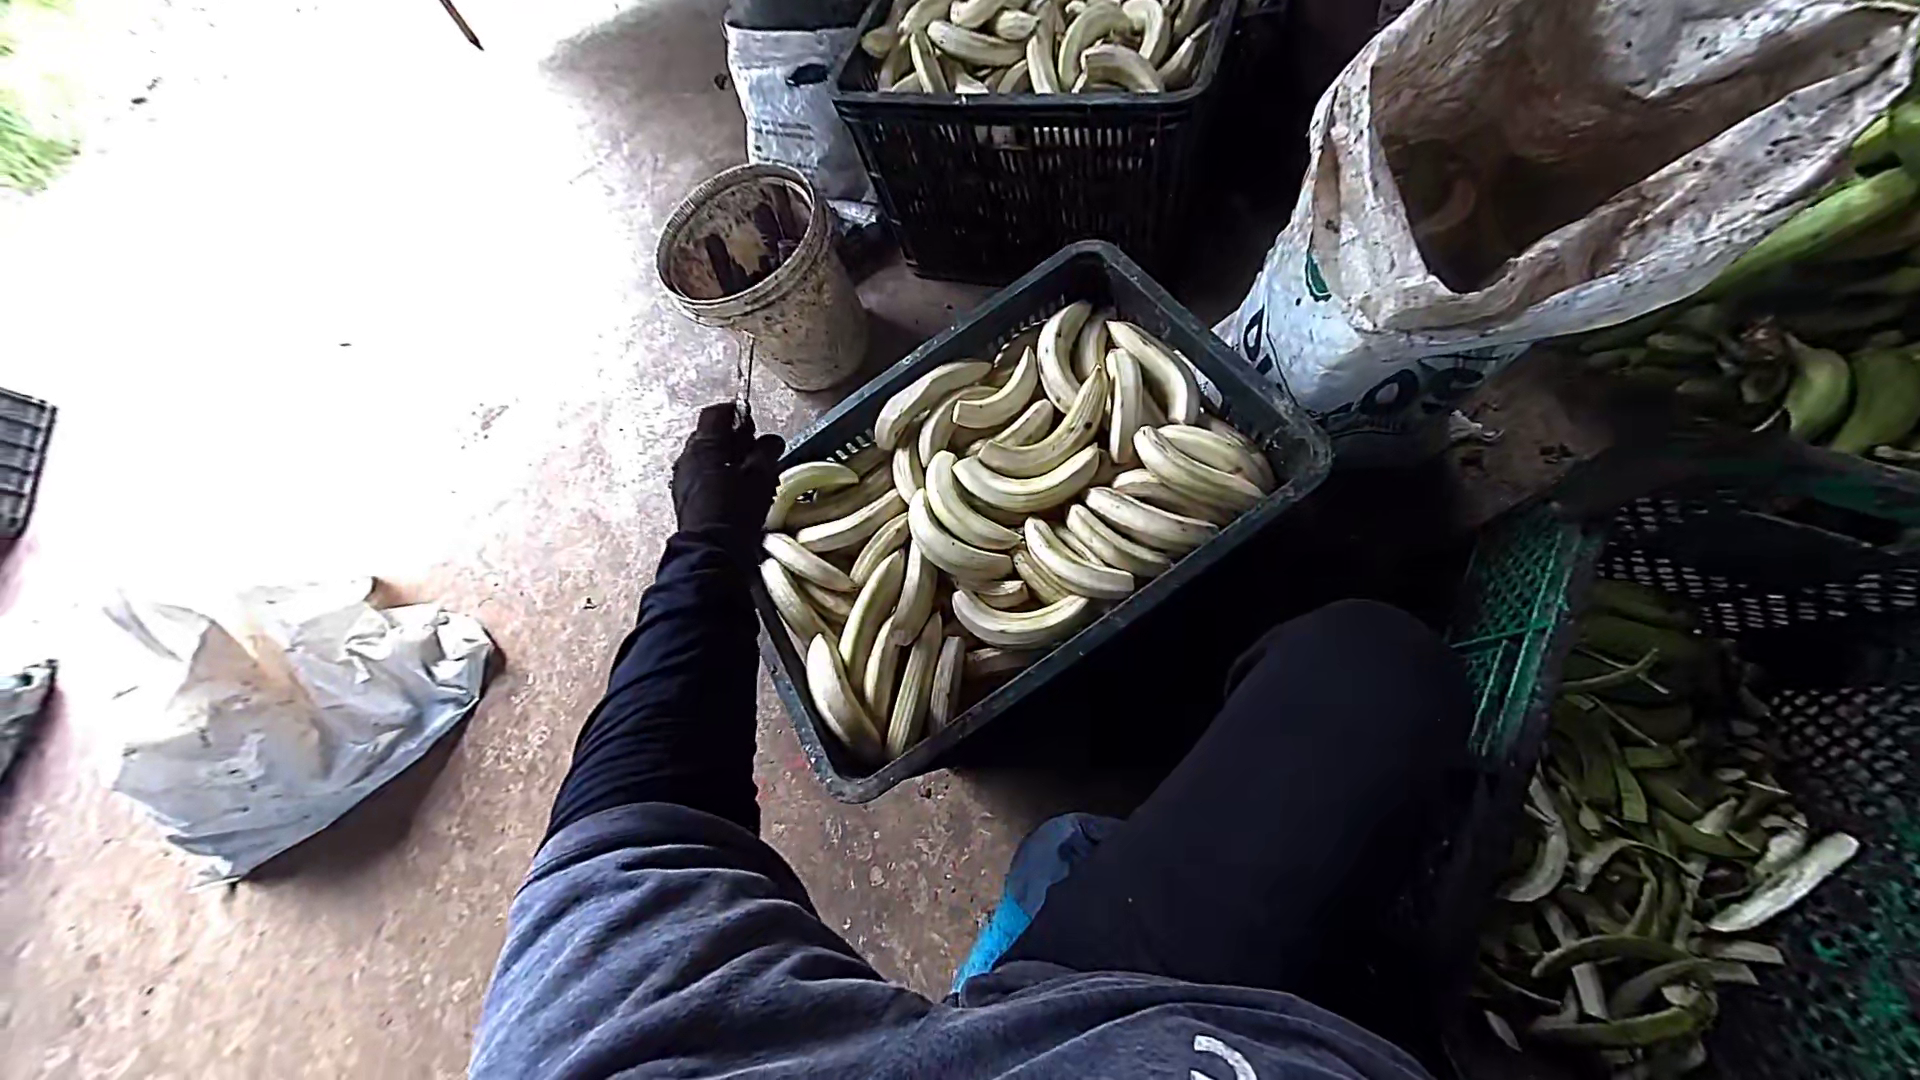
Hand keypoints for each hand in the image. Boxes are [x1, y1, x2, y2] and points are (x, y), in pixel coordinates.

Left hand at [671, 403, 783, 545]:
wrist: (712, 550)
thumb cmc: (737, 510)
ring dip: (728, 458)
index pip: (717, 413)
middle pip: (711, 434)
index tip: (754, 424)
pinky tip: (737, 491)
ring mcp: (683, 477)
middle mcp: (688, 456)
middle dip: (735, 438)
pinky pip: (703, 475)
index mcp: (705, 445)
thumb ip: (767, 451)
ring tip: (750, 474)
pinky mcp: (684, 497)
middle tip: (758, 450)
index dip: (738, 413)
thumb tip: (771, 440)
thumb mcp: (761, 476)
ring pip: (708, 456)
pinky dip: (720, 475)